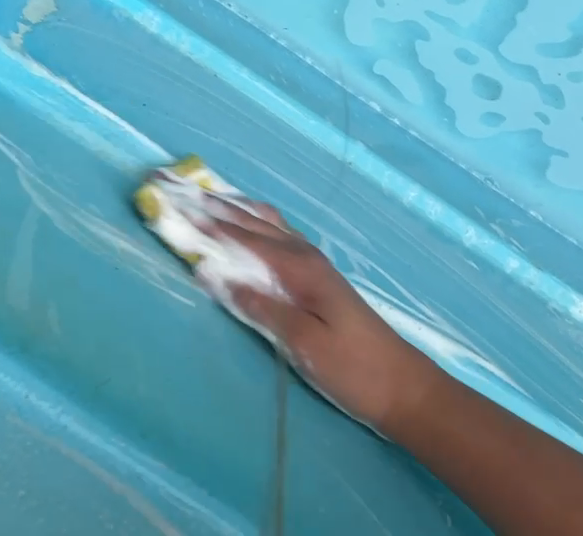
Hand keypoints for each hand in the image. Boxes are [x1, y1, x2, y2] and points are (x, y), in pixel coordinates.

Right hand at [194, 198, 437, 432]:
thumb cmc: (352, 368)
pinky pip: (276, 234)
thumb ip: (259, 305)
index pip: (242, 237)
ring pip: (267, 222)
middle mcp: (303, 254)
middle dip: (216, 206)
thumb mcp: (302, 342)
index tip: (177, 204)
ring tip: (205, 197)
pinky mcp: (315, 275)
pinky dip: (253, 221)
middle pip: (252, 221)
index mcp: (297, 267)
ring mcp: (312, 262)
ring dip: (235, 208)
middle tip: (184, 192)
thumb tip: (213, 275)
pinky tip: (244, 222)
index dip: (207, 221)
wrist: (405, 389)